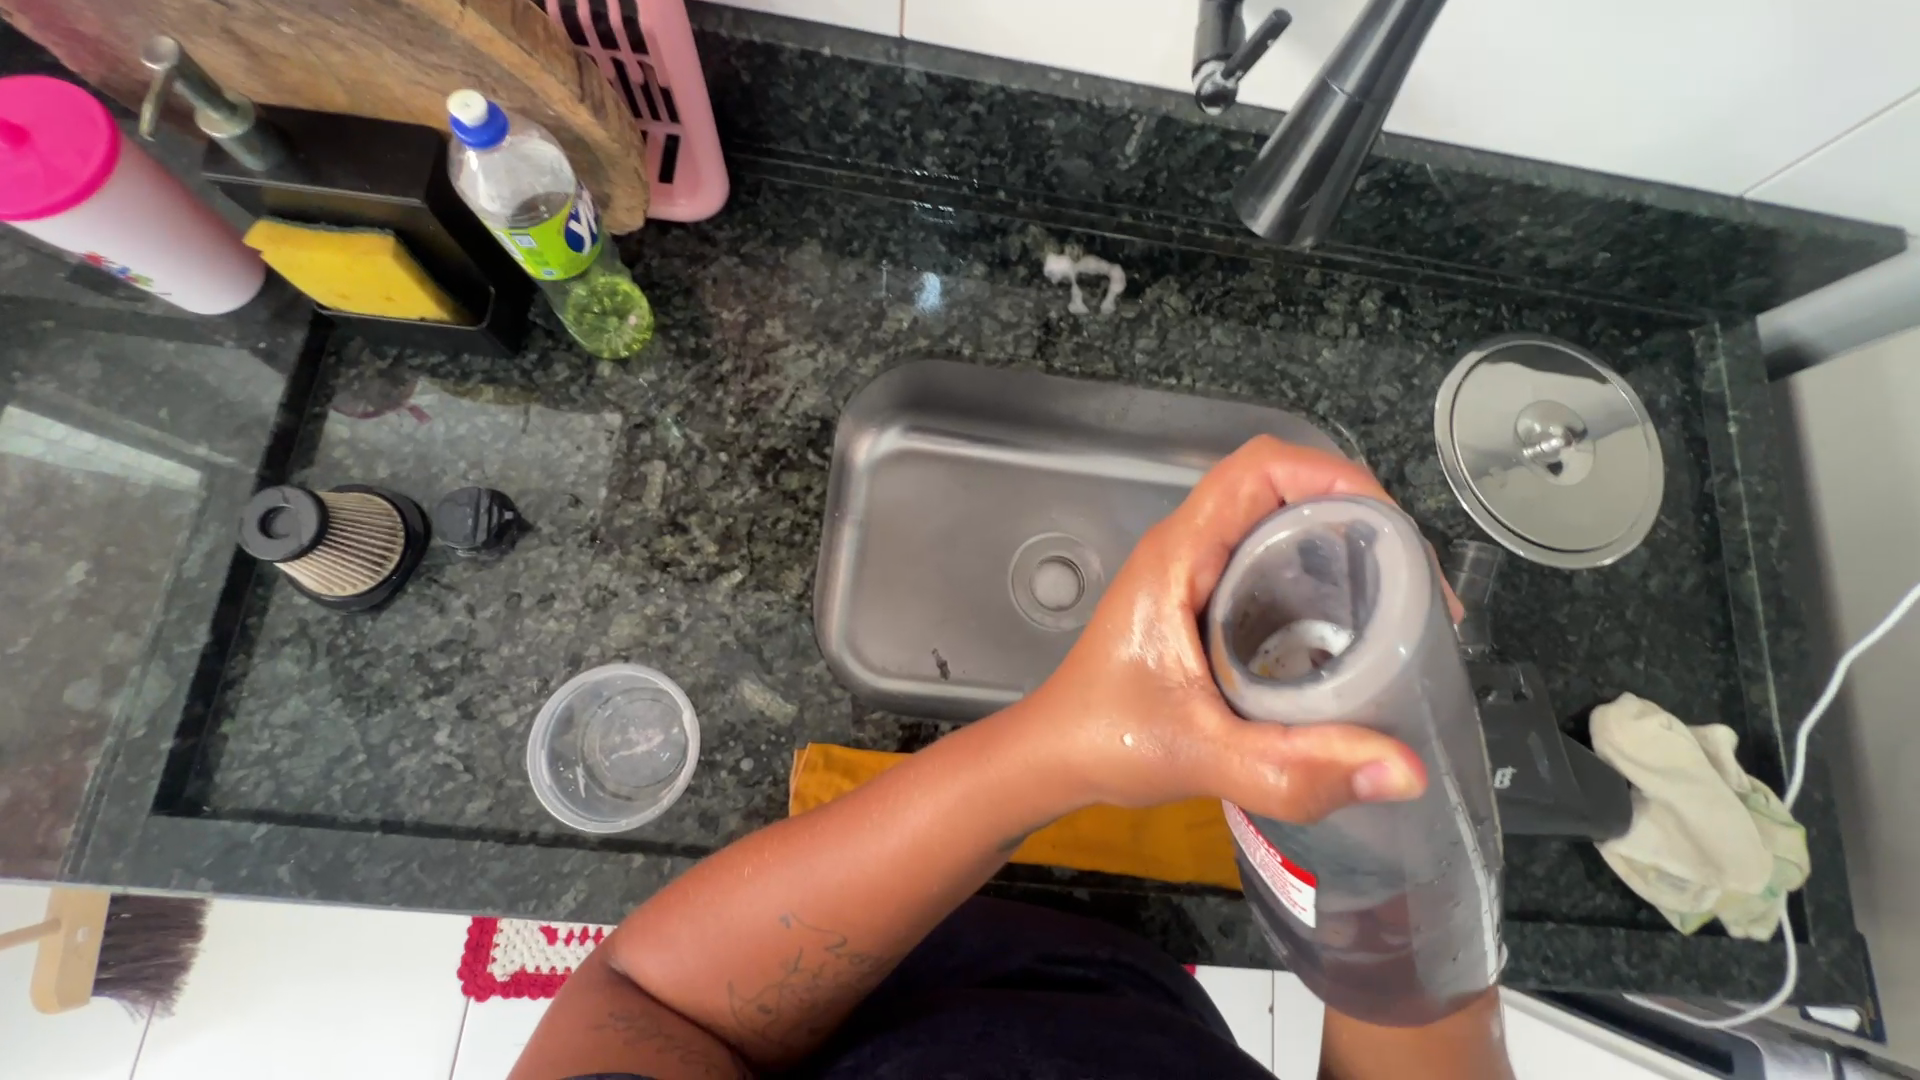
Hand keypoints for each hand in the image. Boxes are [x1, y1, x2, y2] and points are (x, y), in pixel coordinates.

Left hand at [1014, 436, 1433, 822]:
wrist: (1058, 753)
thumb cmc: (1105, 741)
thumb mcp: (1200, 756)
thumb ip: (1293, 771)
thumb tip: (1404, 772)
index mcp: (1177, 556)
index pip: (1259, 469)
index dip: (1333, 477)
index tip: (1391, 535)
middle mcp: (1184, 549)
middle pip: (1278, 488)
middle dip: (1352, 519)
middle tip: (1410, 587)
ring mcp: (1189, 572)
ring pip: (1274, 525)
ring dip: (1336, 549)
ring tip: (1395, 608)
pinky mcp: (1197, 600)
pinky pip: (1264, 564)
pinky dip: (1312, 580)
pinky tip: (1347, 633)